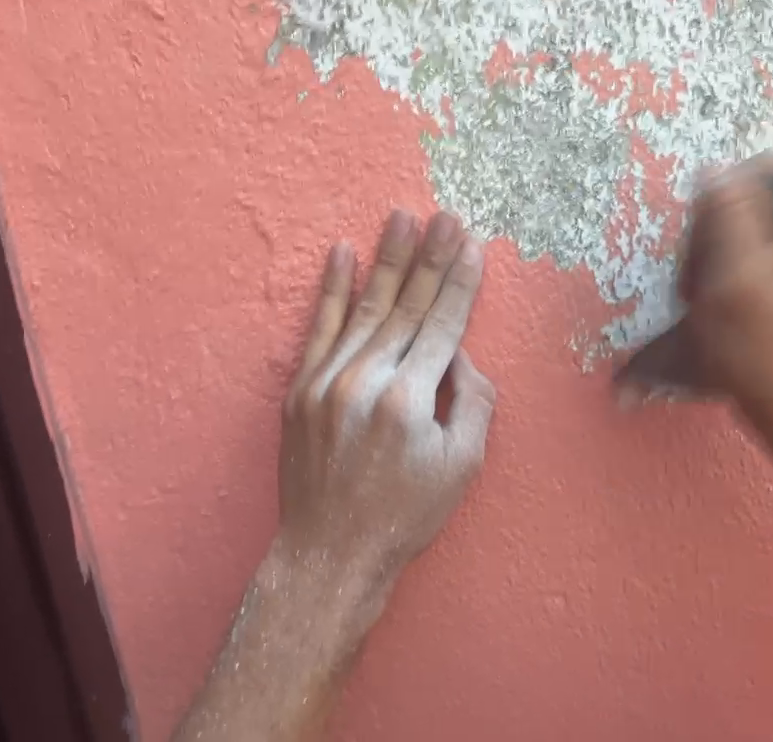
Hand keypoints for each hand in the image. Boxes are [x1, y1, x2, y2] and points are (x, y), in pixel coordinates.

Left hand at [274, 210, 494, 596]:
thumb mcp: (462, 465)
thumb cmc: (406, 515)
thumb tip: (458, 354)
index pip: (444, 324)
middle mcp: (366, 381)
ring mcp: (327, 382)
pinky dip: (332, 289)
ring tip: (402, 217)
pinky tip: (342, 252)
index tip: (473, 245)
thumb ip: (471, 400)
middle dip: (432, 257)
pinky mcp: (300, 389)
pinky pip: (320, 328)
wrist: (330, 555)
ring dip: (388, 259)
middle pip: (408, 306)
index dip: (461, 283)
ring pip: (366, 307)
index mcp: (410, 400)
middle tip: (446, 216)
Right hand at [681, 156, 772, 454]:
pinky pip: (755, 240)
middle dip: (722, 231)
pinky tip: (720, 292)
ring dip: (720, 248)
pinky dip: (731, 261)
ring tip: (711, 291)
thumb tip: (716, 169)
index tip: (711, 247)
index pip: (770, 173)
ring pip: (751, 217)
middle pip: (760, 194)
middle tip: (707, 277)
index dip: (728, 204)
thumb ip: (730, 214)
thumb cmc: (766, 350)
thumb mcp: (741, 277)